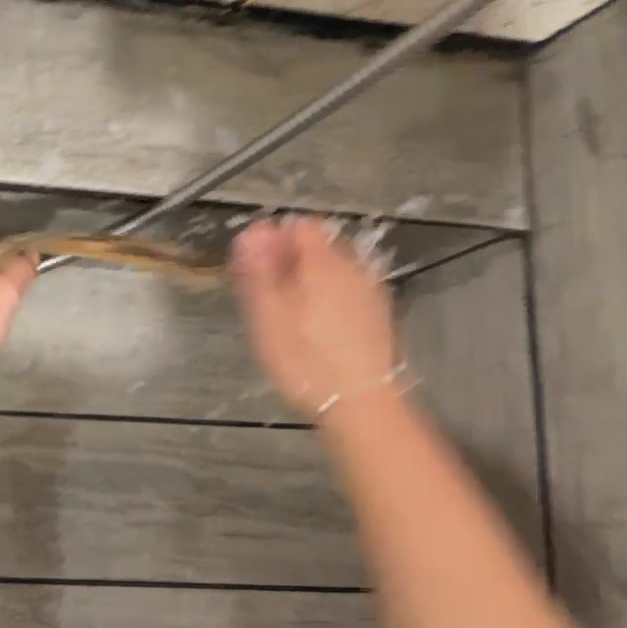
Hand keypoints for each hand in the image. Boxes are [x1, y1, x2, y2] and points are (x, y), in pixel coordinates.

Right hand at [231, 219, 398, 417]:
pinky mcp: (376, 313)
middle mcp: (352, 268)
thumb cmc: (305, 361)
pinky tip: (313, 324)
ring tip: (285, 311)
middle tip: (264, 292)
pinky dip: (326, 295)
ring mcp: (369, 290)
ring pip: (334, 268)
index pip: (301, 226)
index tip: (254, 266)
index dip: (274, 238)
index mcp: (323, 264)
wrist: (359, 401)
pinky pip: (346, 289)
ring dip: (307, 278)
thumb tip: (250, 232)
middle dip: (289, 258)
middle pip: (320, 244)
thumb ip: (258, 272)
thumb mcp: (268, 317)